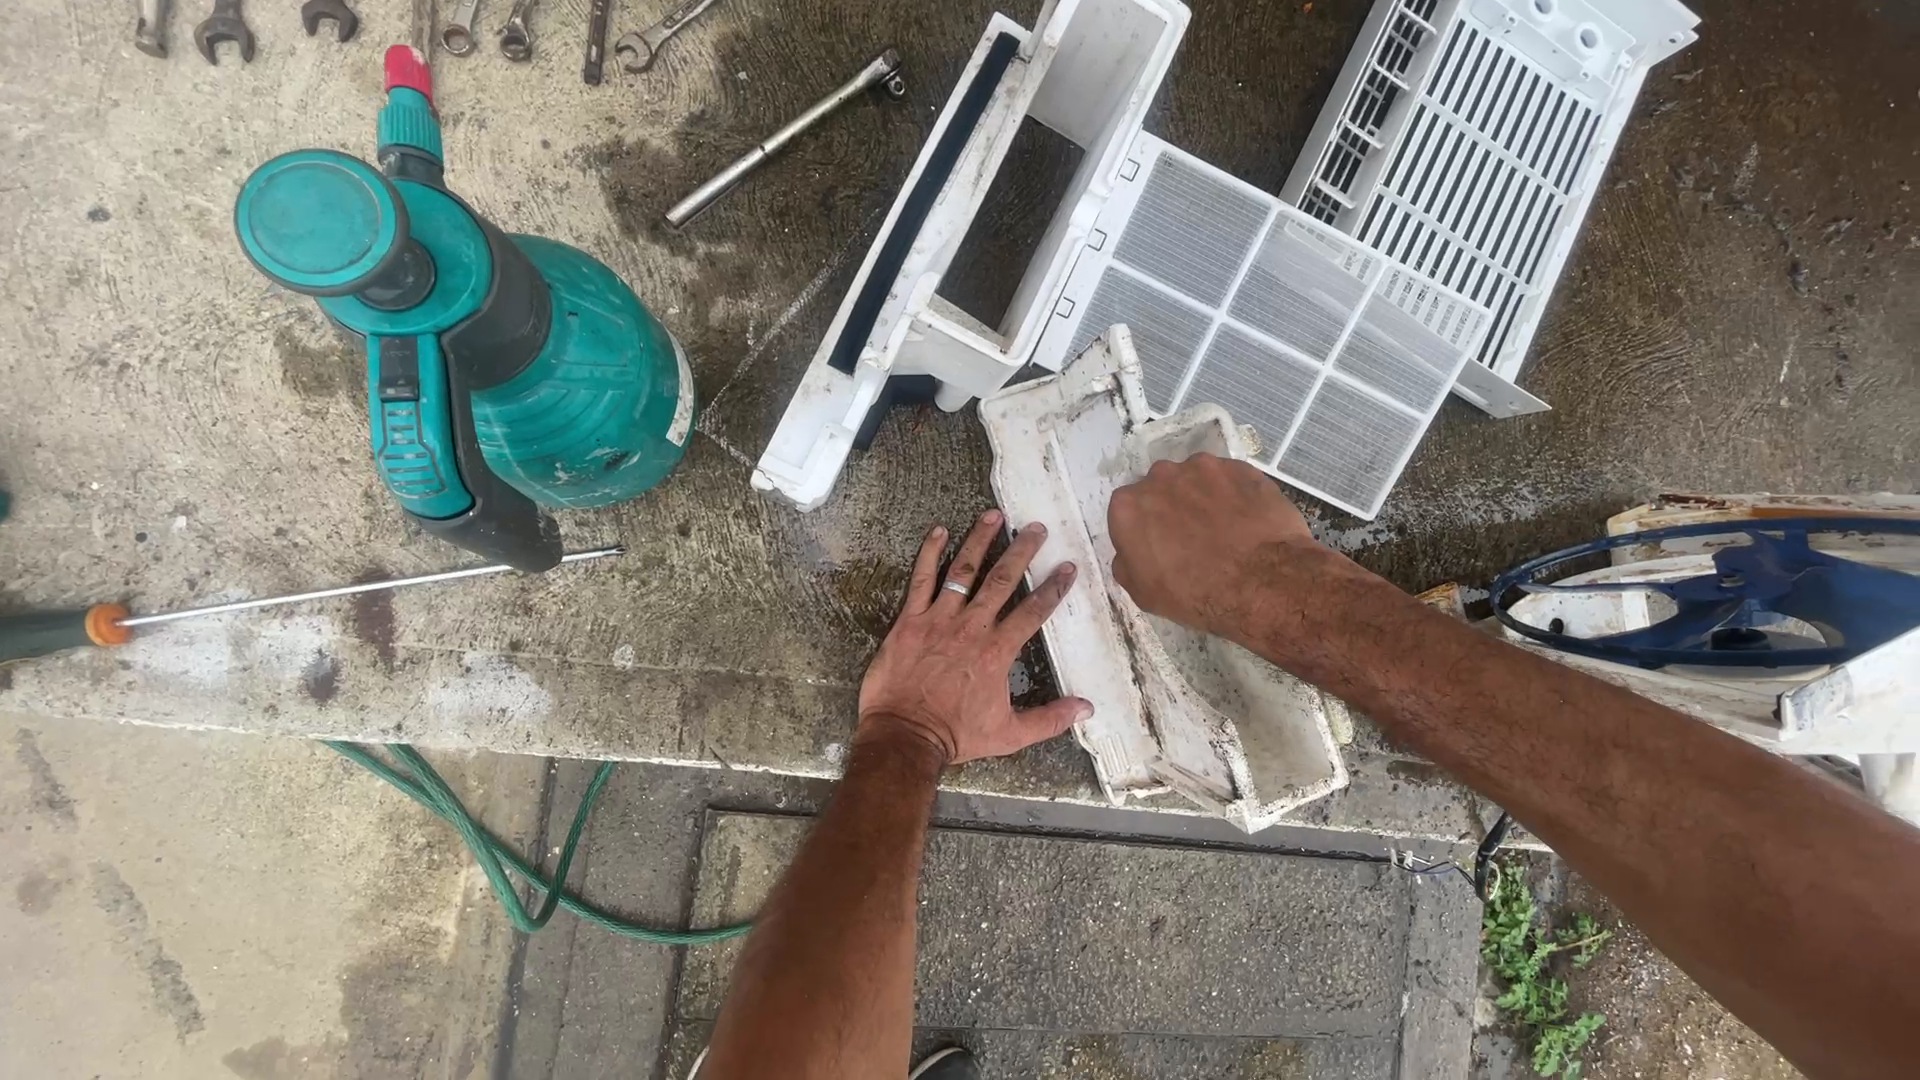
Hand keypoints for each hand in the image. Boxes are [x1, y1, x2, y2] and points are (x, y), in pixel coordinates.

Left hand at [857, 509, 1091, 765]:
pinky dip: (929, 553)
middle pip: (1002, 580)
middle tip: (1035, 527)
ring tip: (994, 515)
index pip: (1033, 611)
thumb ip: (1049, 719)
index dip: (1053, 588)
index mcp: (997, 651)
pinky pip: (920, 579)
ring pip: (963, 571)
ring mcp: (939, 619)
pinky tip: (939, 531)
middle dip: (1021, 551)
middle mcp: (972, 627)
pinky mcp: (910, 620)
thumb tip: (1086, 708)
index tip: (1067, 567)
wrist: (905, 735)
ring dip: (980, 541)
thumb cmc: (956, 735)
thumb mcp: (1009, 734)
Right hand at [1107, 453, 1327, 640]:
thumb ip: (1126, 562)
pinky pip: (1229, 479)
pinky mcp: (1240, 468)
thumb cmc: (1194, 593)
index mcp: (1128, 506)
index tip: (1159, 546)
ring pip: (1195, 479)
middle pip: (1160, 488)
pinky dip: (1233, 495)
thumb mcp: (1141, 592)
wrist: (1261, 584)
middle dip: (1170, 507)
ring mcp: (1202, 468)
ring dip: (1202, 497)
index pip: (1128, 511)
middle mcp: (1159, 477)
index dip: (1144, 529)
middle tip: (1191, 537)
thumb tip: (1132, 550)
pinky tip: (1245, 521)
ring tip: (1223, 529)